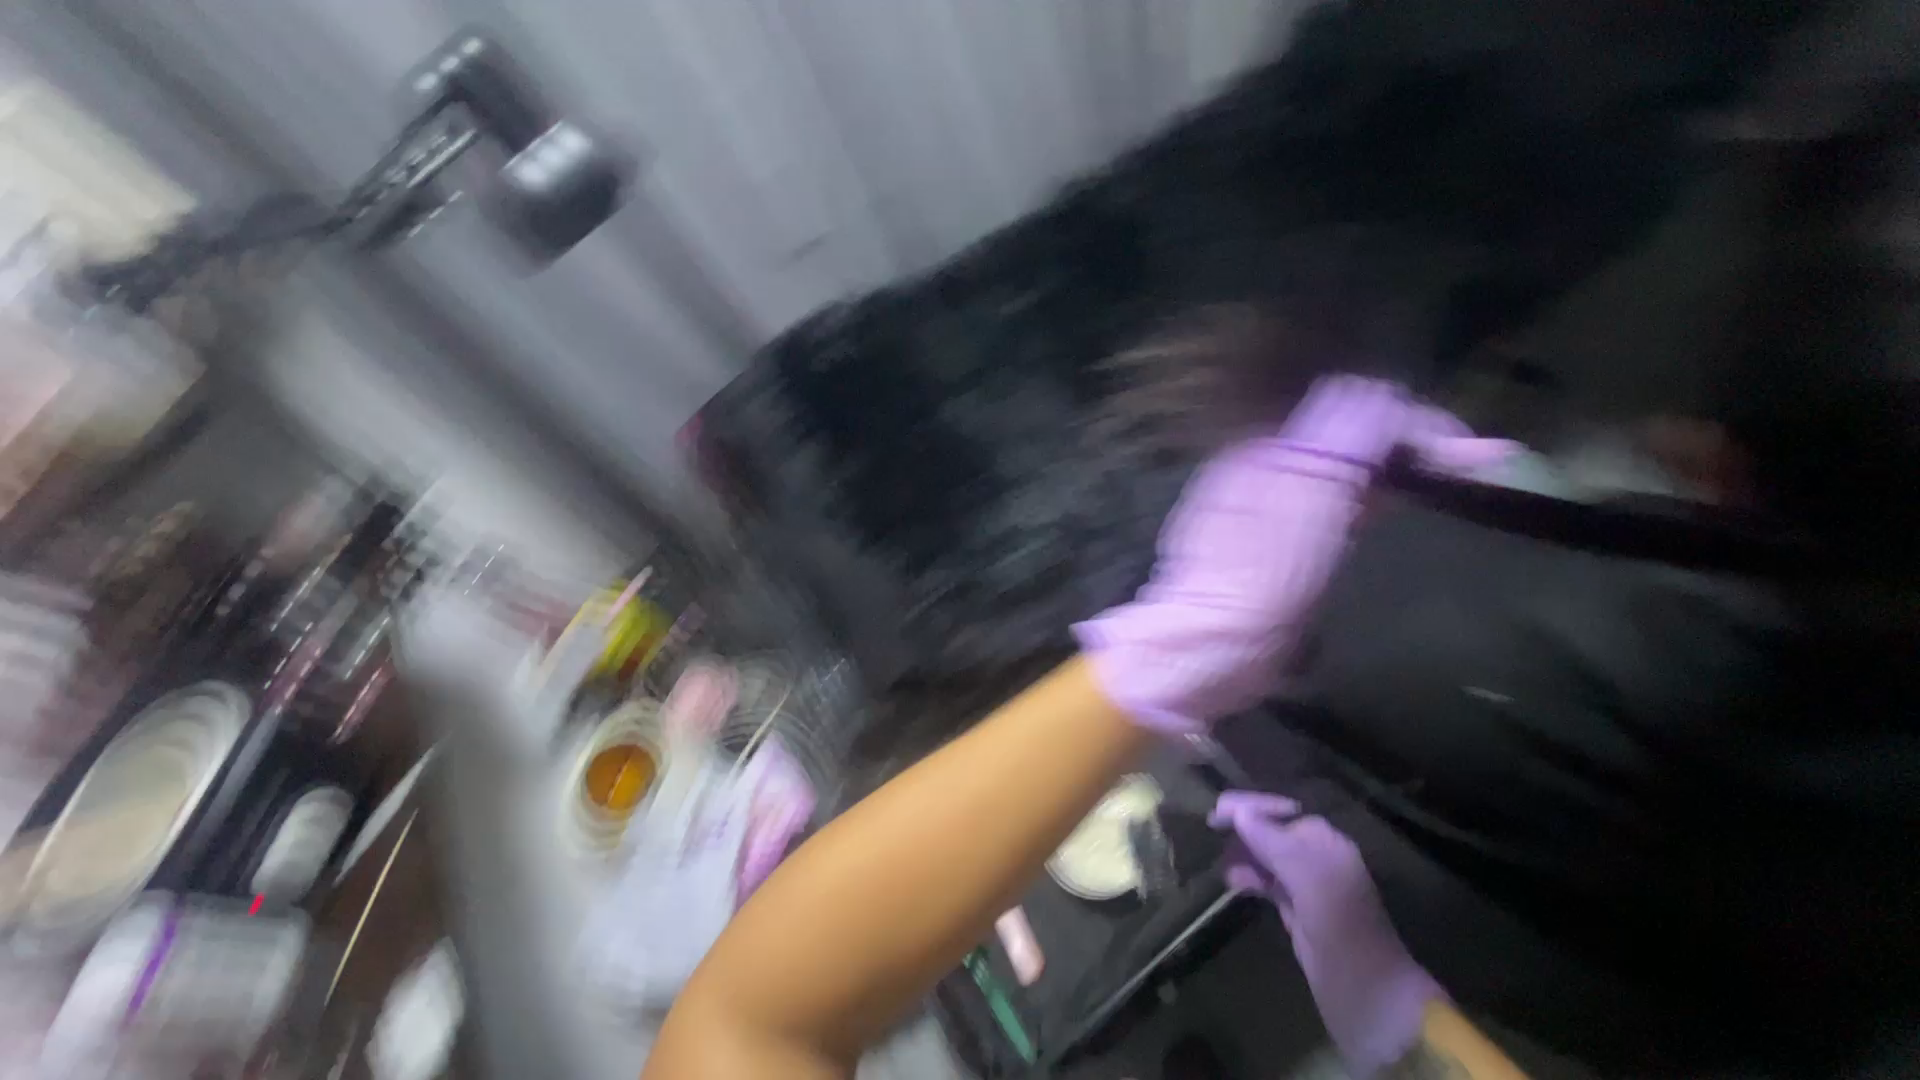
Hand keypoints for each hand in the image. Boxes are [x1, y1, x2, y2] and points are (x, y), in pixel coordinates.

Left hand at [1074, 376, 1513, 735]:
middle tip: (1475, 466)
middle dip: (1411, 441)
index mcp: (1265, 447)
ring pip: (1344, 465)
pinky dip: (1368, 494)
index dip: (1414, 423)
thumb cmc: (1259, 576)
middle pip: (1349, 432)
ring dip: (1396, 466)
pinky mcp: (1277, 539)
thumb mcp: (1306, 501)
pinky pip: (1331, 499)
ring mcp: (1268, 502)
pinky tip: (1396, 504)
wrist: (1210, 646)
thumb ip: (1342, 441)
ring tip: (1452, 478)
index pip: (1351, 408)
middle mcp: (1264, 463)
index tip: (1470, 454)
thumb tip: (1382, 393)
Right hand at [1211, 791, 1443, 1077]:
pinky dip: (1251, 879)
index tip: (1216, 811)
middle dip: (1245, 828)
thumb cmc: (1343, 931)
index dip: (1251, 808)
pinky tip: (1232, 882)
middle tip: (1210, 828)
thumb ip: (1275, 843)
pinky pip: (1270, 885)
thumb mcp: (1309, 881)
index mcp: (1328, 846)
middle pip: (1275, 832)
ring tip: (1219, 860)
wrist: (1369, 998)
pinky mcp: (1300, 915)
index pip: (1284, 812)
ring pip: (1270, 858)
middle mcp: (1319, 861)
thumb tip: (1238, 811)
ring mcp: (1309, 890)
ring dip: (1244, 854)